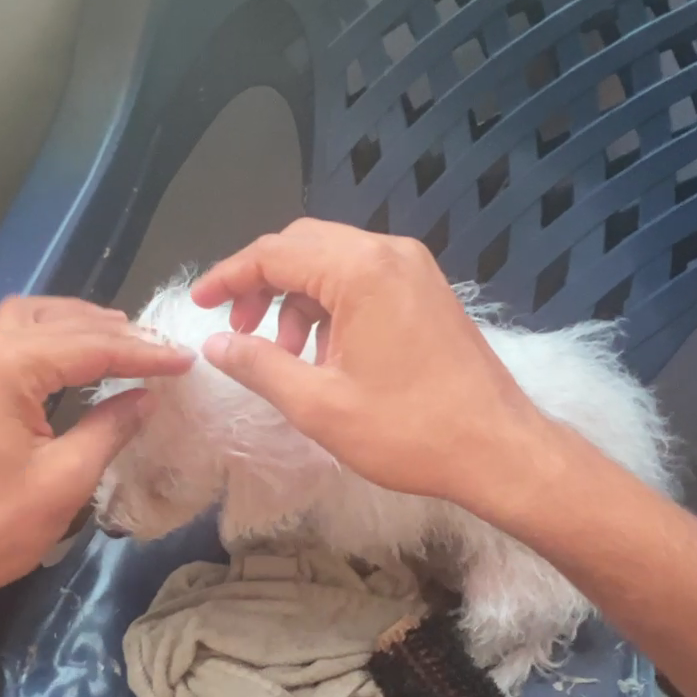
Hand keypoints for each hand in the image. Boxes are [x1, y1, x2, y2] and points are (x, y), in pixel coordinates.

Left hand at [0, 297, 193, 625]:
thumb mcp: (64, 480)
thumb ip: (109, 428)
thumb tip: (145, 397)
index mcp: (6, 365)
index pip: (90, 347)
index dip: (143, 353)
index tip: (185, 360)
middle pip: (58, 321)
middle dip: (113, 332)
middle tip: (159, 349)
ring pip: (28, 321)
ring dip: (76, 326)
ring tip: (122, 341)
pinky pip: (8, 341)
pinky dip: (47, 339)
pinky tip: (71, 357)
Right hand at [190, 219, 552, 511]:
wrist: (497, 450)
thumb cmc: (406, 431)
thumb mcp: (318, 405)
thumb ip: (258, 366)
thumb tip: (214, 345)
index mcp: (359, 271)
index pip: (273, 254)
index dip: (227, 277)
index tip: (198, 305)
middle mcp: (388, 253)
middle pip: (302, 246)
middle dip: (261, 284)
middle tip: (240, 332)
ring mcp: (413, 269)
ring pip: (332, 262)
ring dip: (296, 299)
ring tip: (285, 356)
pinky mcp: (426, 290)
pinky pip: (362, 279)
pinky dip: (330, 306)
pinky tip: (326, 354)